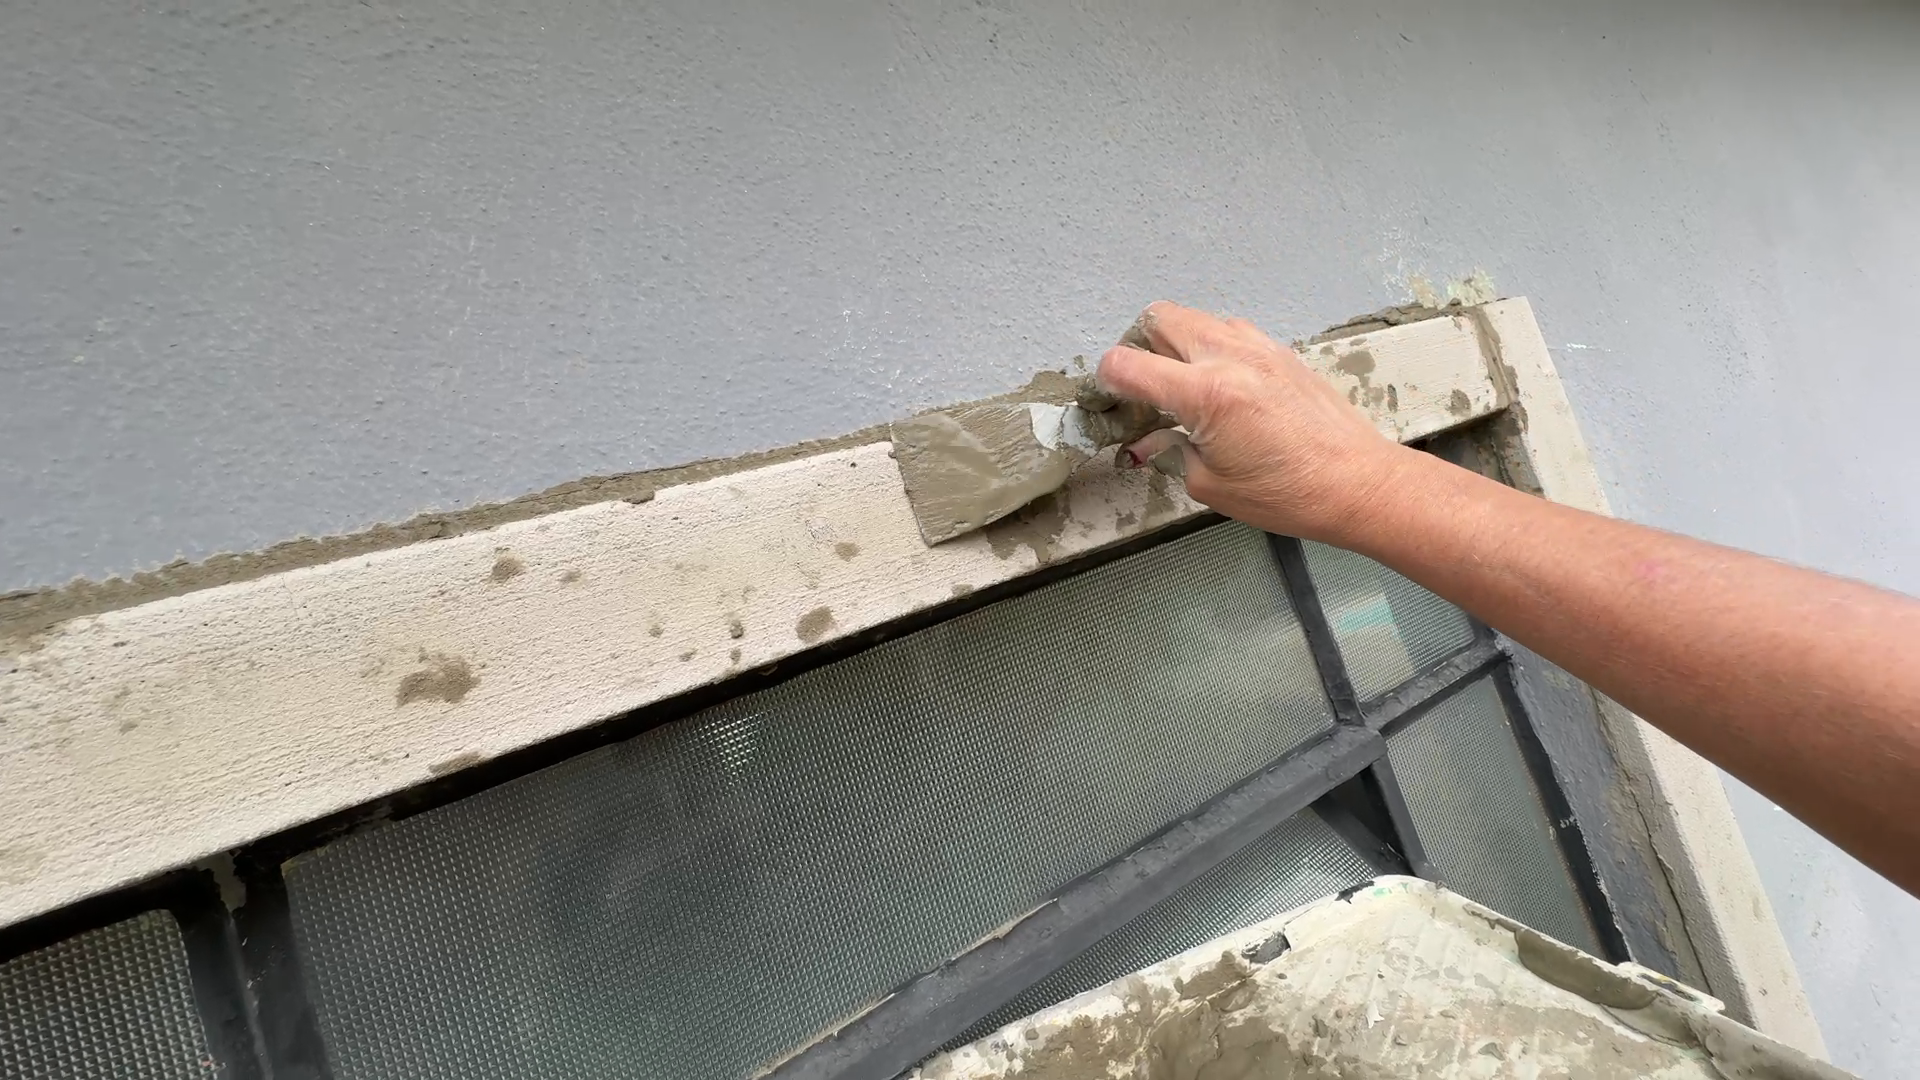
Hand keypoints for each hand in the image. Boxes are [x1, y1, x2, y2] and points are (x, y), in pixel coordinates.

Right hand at [1096, 301, 1412, 544]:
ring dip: (1173, 344)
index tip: (1107, 401)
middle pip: (1157, 318)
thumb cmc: (1284, 493)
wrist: (1356, 481)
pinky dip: (1205, 348)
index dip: (1105, 382)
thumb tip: (1143, 441)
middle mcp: (1230, 357)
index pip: (1128, 364)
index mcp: (1206, 394)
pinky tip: (1214, 386)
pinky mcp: (1277, 349)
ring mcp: (1258, 346)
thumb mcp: (1207, 483)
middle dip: (1135, 347)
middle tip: (1138, 385)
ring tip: (1176, 386)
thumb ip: (1167, 450)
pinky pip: (1226, 330)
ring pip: (1194, 319)